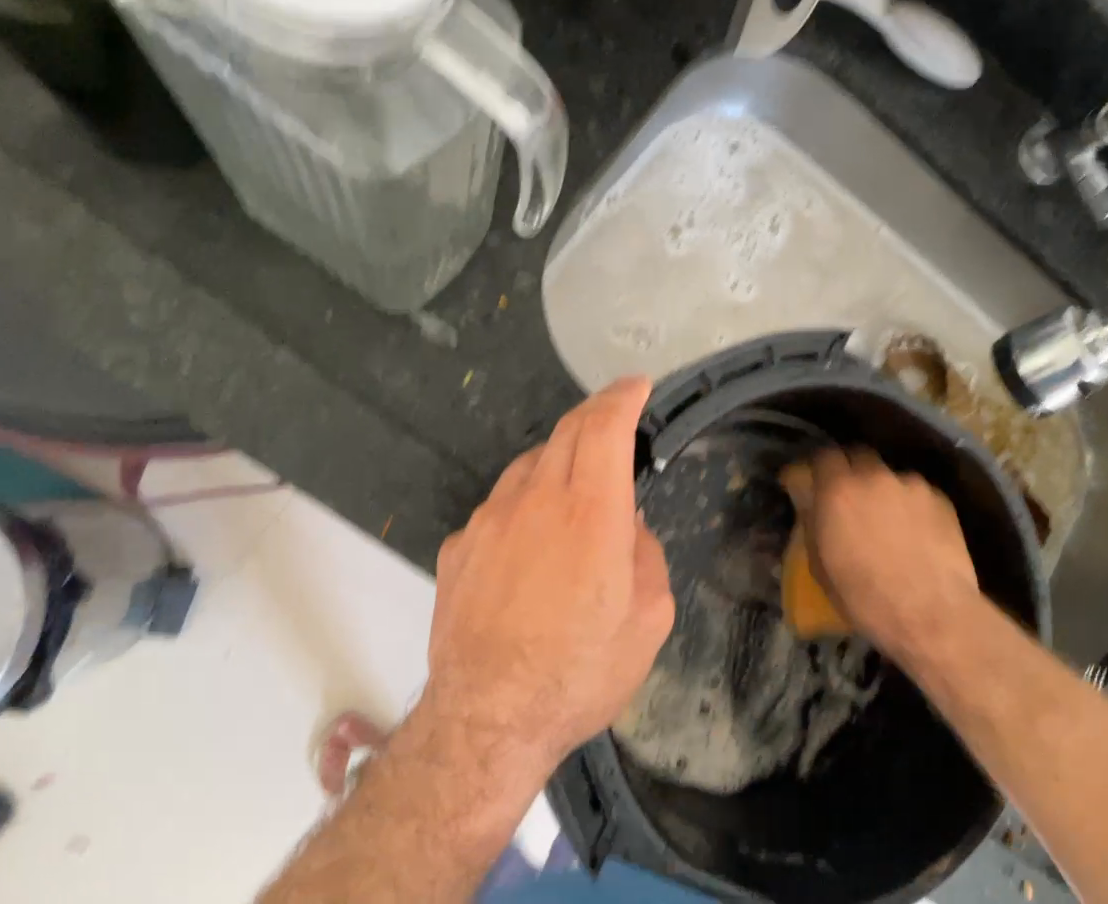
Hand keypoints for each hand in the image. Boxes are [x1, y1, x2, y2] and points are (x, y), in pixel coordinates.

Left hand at [421, 378, 674, 775]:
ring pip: (527, 464)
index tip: (638, 387)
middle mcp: (536, 500)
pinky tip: (529, 543)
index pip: (605, 426)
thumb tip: (625, 528)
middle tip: (616, 417)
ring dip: (558, 458)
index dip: (624, 397)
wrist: (489, 719)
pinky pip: (498, 507)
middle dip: (596, 413)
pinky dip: (523, 505)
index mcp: (591, 512)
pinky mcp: (458, 548)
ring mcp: (488, 521)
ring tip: (575, 485)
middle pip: (566, 431)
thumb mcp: (648, 619)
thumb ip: (645, 555)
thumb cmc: (580, 673)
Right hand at [779, 447, 980, 659]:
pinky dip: (909, 506)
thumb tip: (808, 500)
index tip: (813, 482)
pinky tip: (915, 533)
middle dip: (850, 470)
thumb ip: (812, 522)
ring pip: (889, 476)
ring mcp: (911, 484)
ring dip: (882, 491)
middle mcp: (874, 476)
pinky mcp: (940, 498)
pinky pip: (916, 493)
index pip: (823, 455)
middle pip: (858, 456)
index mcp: (838, 490)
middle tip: (849, 498)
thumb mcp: (821, 567)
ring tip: (887, 521)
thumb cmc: (866, 599)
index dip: (818, 467)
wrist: (933, 614)